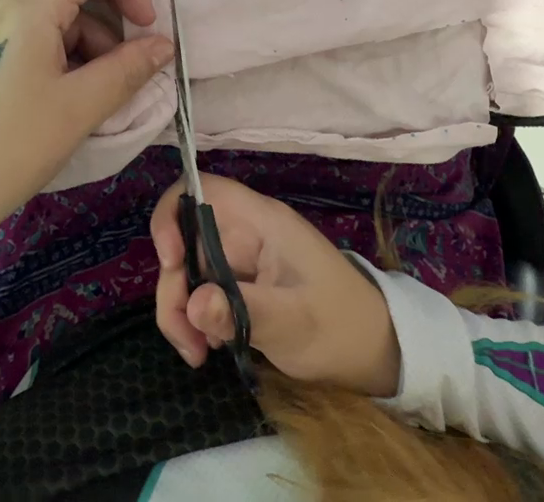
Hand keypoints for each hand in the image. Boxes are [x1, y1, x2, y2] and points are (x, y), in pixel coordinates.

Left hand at [0, 0, 173, 238]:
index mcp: (26, 3)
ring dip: (88, 26)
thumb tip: (164, 45)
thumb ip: (128, 68)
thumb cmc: (12, 146)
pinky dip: (61, 39)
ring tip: (101, 78)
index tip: (146, 26)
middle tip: (131, 47)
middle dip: (110, 3)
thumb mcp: (80, 108)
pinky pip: (30, 20)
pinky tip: (70, 83)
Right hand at [151, 174, 401, 397]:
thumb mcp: (295, 322)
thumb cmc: (341, 326)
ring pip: (186, 272)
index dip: (174, 213)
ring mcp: (238, 261)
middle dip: (174, 287)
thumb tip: (193, 304)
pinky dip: (192, 321)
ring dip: (179, 311)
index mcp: (261, 223)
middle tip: (186, 338)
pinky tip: (206, 350)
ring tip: (197, 354)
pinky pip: (198, 294)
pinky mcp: (235, 287)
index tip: (170, 261)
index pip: (205, 190)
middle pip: (184, 240)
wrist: (373, 352)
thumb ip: (242, 312)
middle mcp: (243, 234)